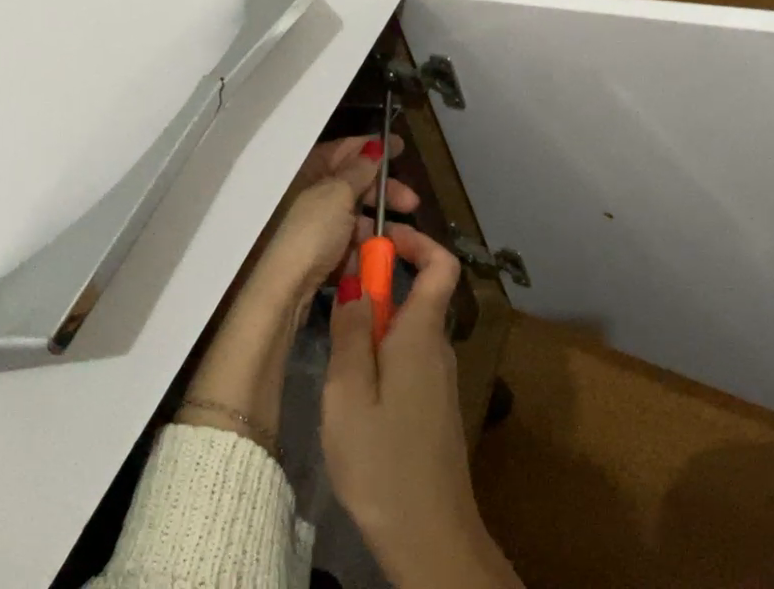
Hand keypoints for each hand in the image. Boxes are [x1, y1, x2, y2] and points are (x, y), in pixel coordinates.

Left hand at [256, 134, 419, 300]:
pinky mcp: (318, 256)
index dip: (370, 147)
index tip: (401, 147)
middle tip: (411, 202)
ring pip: (354, 218)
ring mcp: (313, 228)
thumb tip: (373, 149)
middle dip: (383, 191)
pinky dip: (365, 246)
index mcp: (305, 173)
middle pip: (352, 185)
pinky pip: (349, 244)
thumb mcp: (337, 194)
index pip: (341, 150)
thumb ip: (358, 170)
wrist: (285, 289)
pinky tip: (382, 255)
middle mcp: (307, 196)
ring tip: (399, 237)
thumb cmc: (311, 231)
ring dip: (378, 223)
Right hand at [323, 224, 521, 587]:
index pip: (440, 265)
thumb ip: (351, 334)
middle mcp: (438, 348)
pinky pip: (407, 359)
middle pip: (419, 295)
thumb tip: (358, 288)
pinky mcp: (432, 405)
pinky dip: (380, 354)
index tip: (376, 239)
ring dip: (374, 323)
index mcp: (422, 335)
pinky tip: (351, 389)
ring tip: (333, 348)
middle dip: (379, 285)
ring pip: (407, 330)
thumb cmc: (382, 460)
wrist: (429, 532)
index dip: (415, 241)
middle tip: (335, 296)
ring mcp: (439, 379)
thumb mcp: (347, 393)